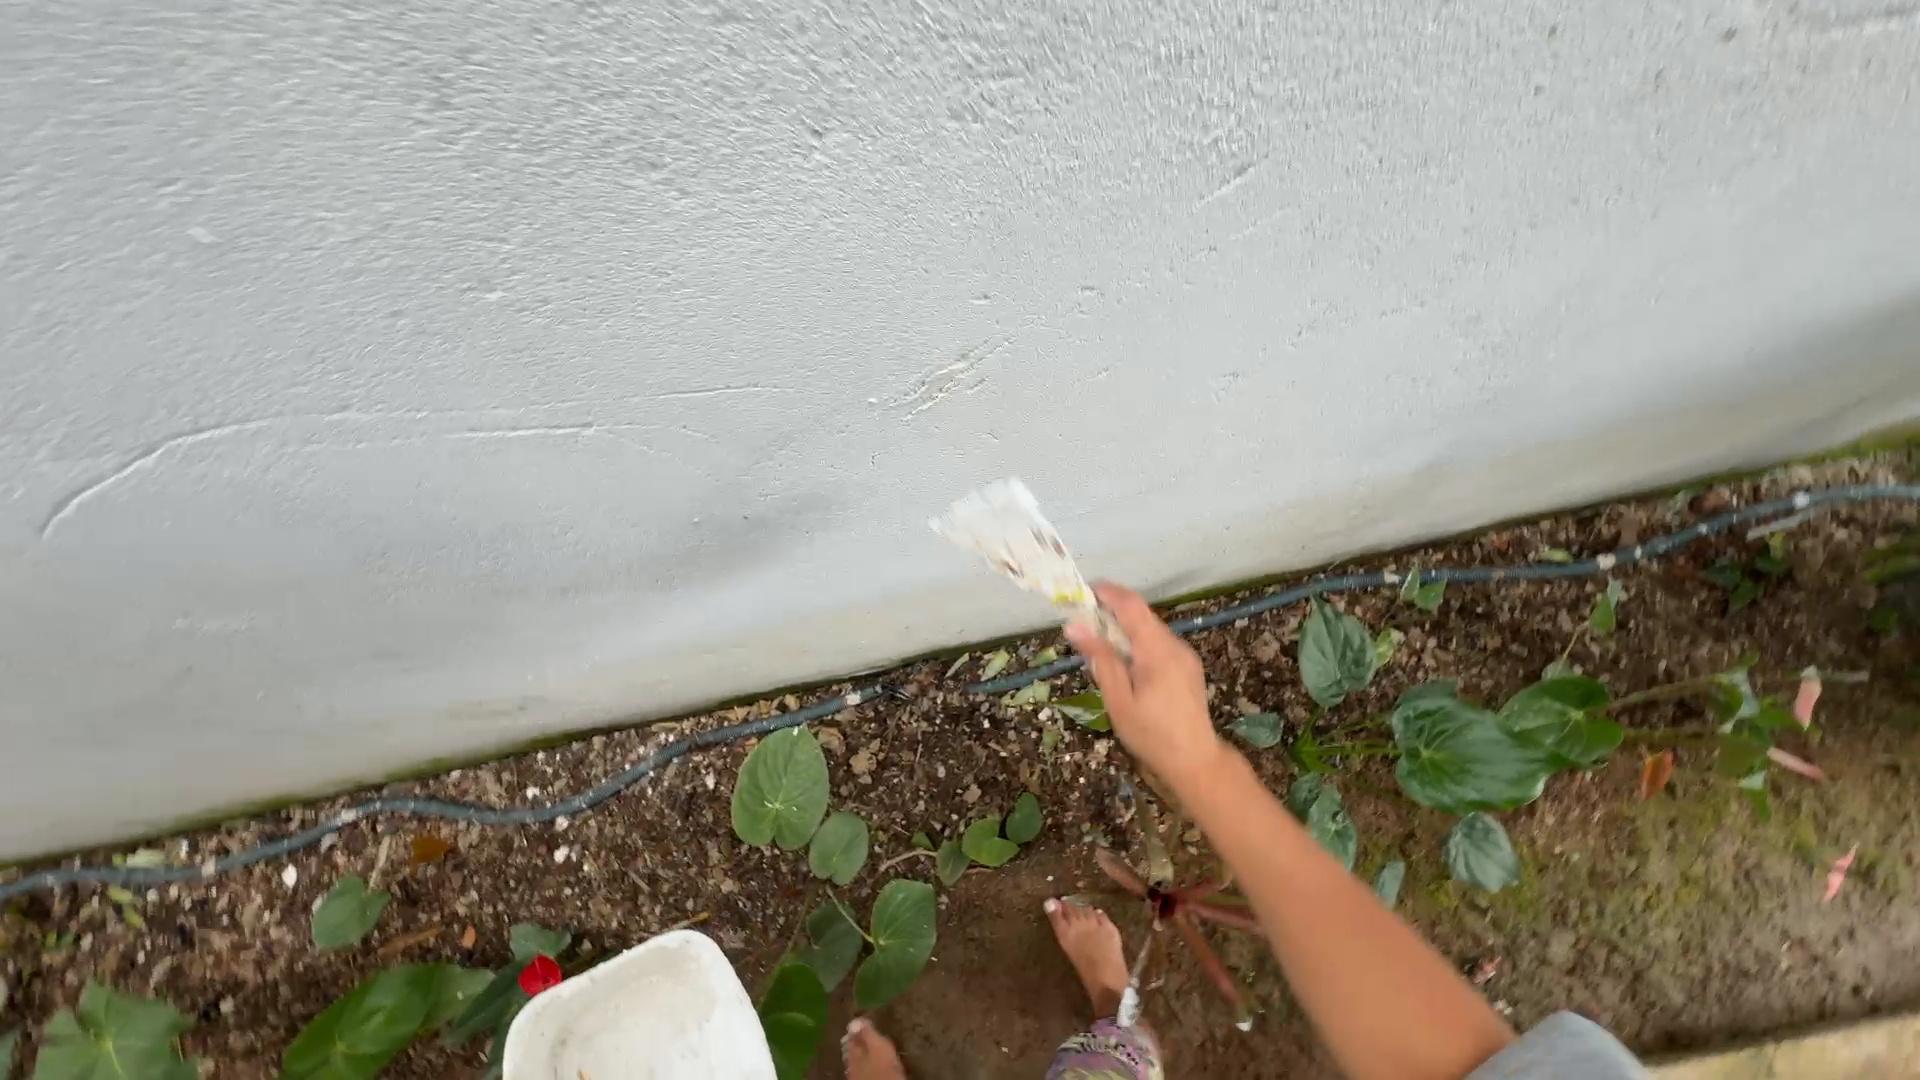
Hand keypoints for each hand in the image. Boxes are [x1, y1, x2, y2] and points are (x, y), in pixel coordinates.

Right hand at [1064, 581, 1227, 789]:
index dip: (1108, 593)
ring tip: (1100, 649)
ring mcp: (1184, 655)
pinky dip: (1137, 644)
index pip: (1132, 606)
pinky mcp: (1187, 667)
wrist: (1196, 761)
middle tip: (1083, 625)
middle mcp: (1174, 645)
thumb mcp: (1118, 699)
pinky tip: (1124, 666)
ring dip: (1123, 630)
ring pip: (1149, 630)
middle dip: (1111, 613)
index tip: (1084, 591)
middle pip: (1141, 616)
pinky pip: (1158, 644)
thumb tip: (1075, 625)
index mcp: (1157, 651)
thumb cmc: (1152, 734)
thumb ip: (1100, 659)